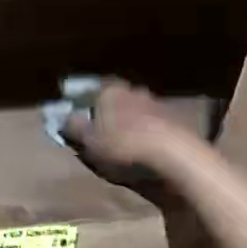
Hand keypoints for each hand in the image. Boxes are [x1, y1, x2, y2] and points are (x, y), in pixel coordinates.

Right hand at [66, 80, 196, 170]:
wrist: (177, 157)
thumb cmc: (122, 144)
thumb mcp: (86, 139)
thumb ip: (73, 126)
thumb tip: (65, 118)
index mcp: (110, 90)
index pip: (92, 89)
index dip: (84, 102)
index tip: (79, 117)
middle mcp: (135, 91)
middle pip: (117, 100)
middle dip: (109, 113)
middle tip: (100, 131)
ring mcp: (161, 105)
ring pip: (138, 112)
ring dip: (131, 124)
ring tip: (124, 145)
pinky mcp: (181, 122)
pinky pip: (157, 126)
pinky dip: (149, 135)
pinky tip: (145, 151)